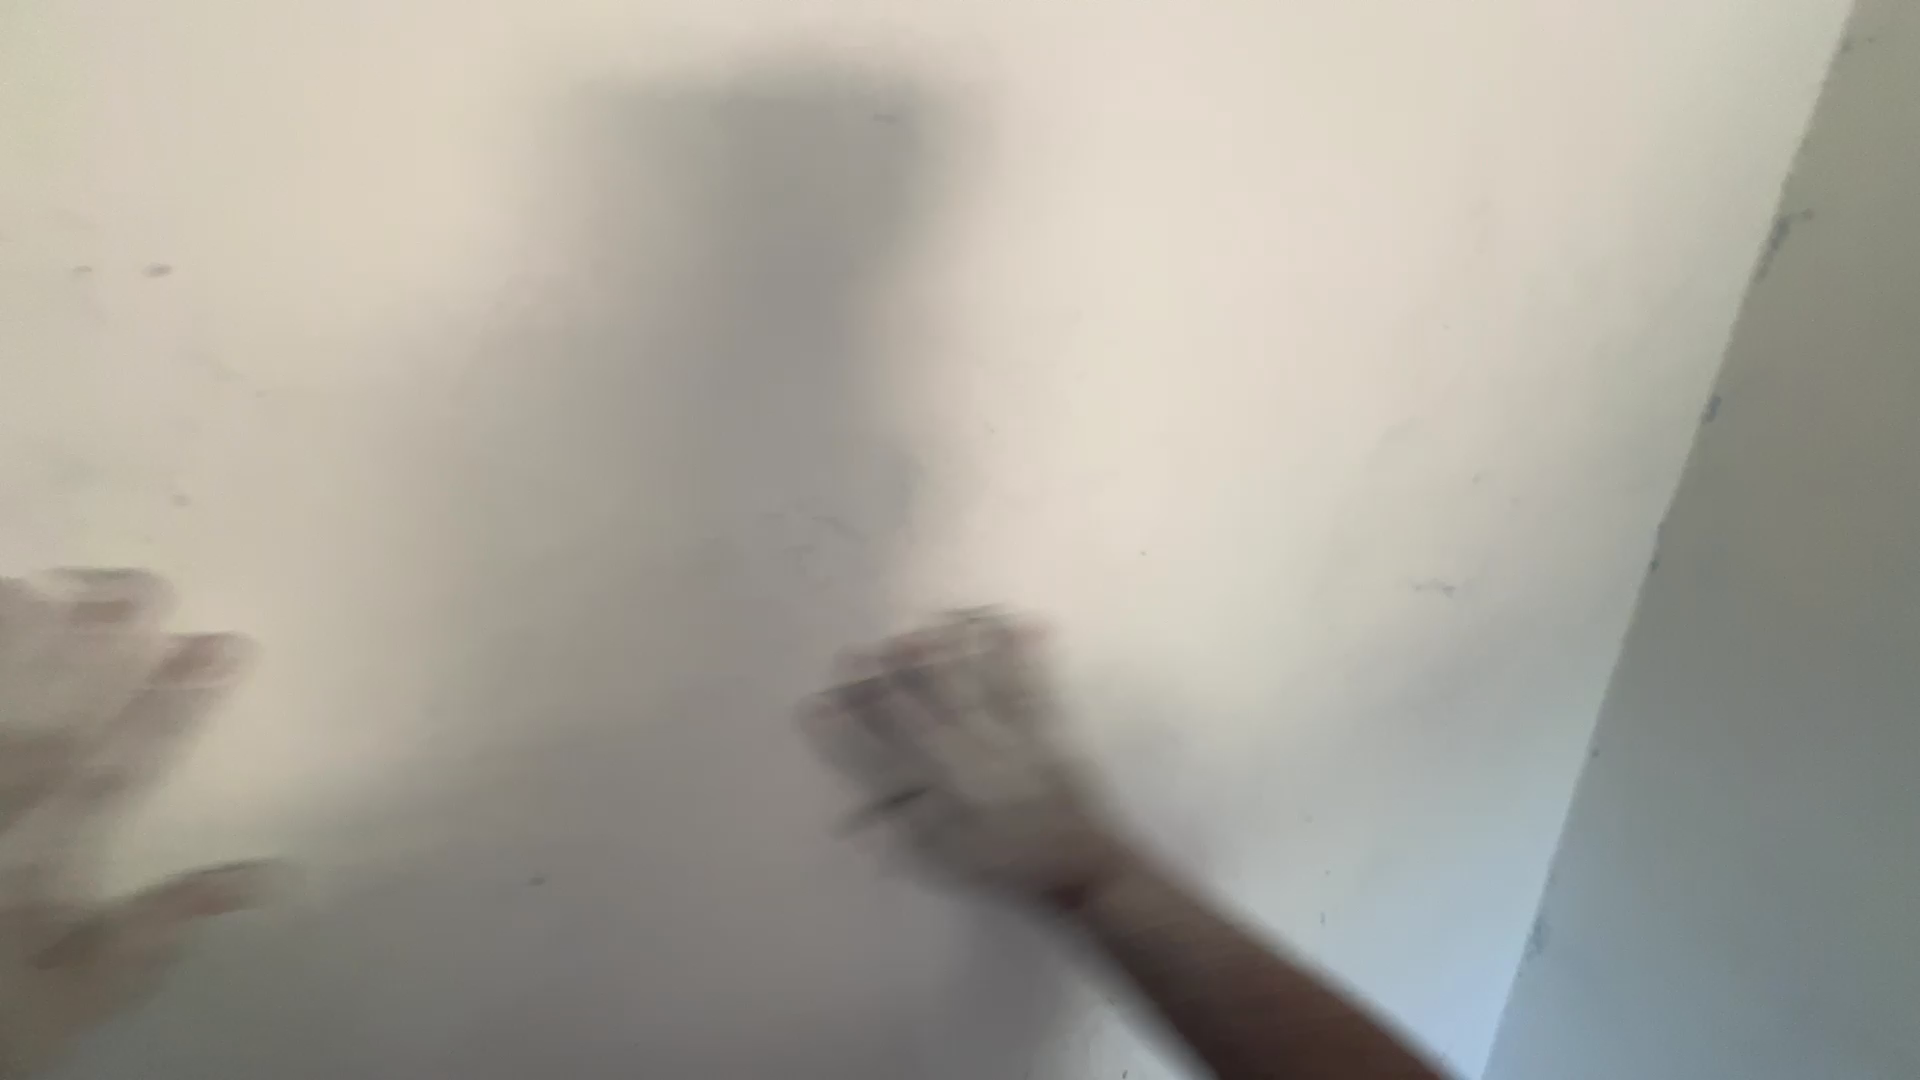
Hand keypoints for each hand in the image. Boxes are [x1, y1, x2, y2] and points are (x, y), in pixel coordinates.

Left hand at [0, 570, 278, 1076]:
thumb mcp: (77, 998)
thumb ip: (160, 930)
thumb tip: (278, 873)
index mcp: (35, 866)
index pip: (118, 767)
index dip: (174, 704)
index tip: (222, 644)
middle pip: (43, 728)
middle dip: (94, 655)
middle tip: (139, 584)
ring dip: (10, 653)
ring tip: (39, 585)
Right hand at [805, 609, 1128, 905]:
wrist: (1079, 865)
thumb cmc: (1006, 861)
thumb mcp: (947, 854)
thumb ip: (904, 821)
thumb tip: (851, 816)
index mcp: (951, 790)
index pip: (894, 749)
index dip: (861, 721)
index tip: (829, 696)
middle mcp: (979, 759)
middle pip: (937, 709)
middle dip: (911, 675)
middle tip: (887, 643)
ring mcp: (1017, 738)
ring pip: (983, 688)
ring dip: (963, 653)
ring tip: (945, 618)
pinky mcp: (1050, 728)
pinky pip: (1037, 687)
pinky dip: (1030, 655)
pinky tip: (1025, 624)